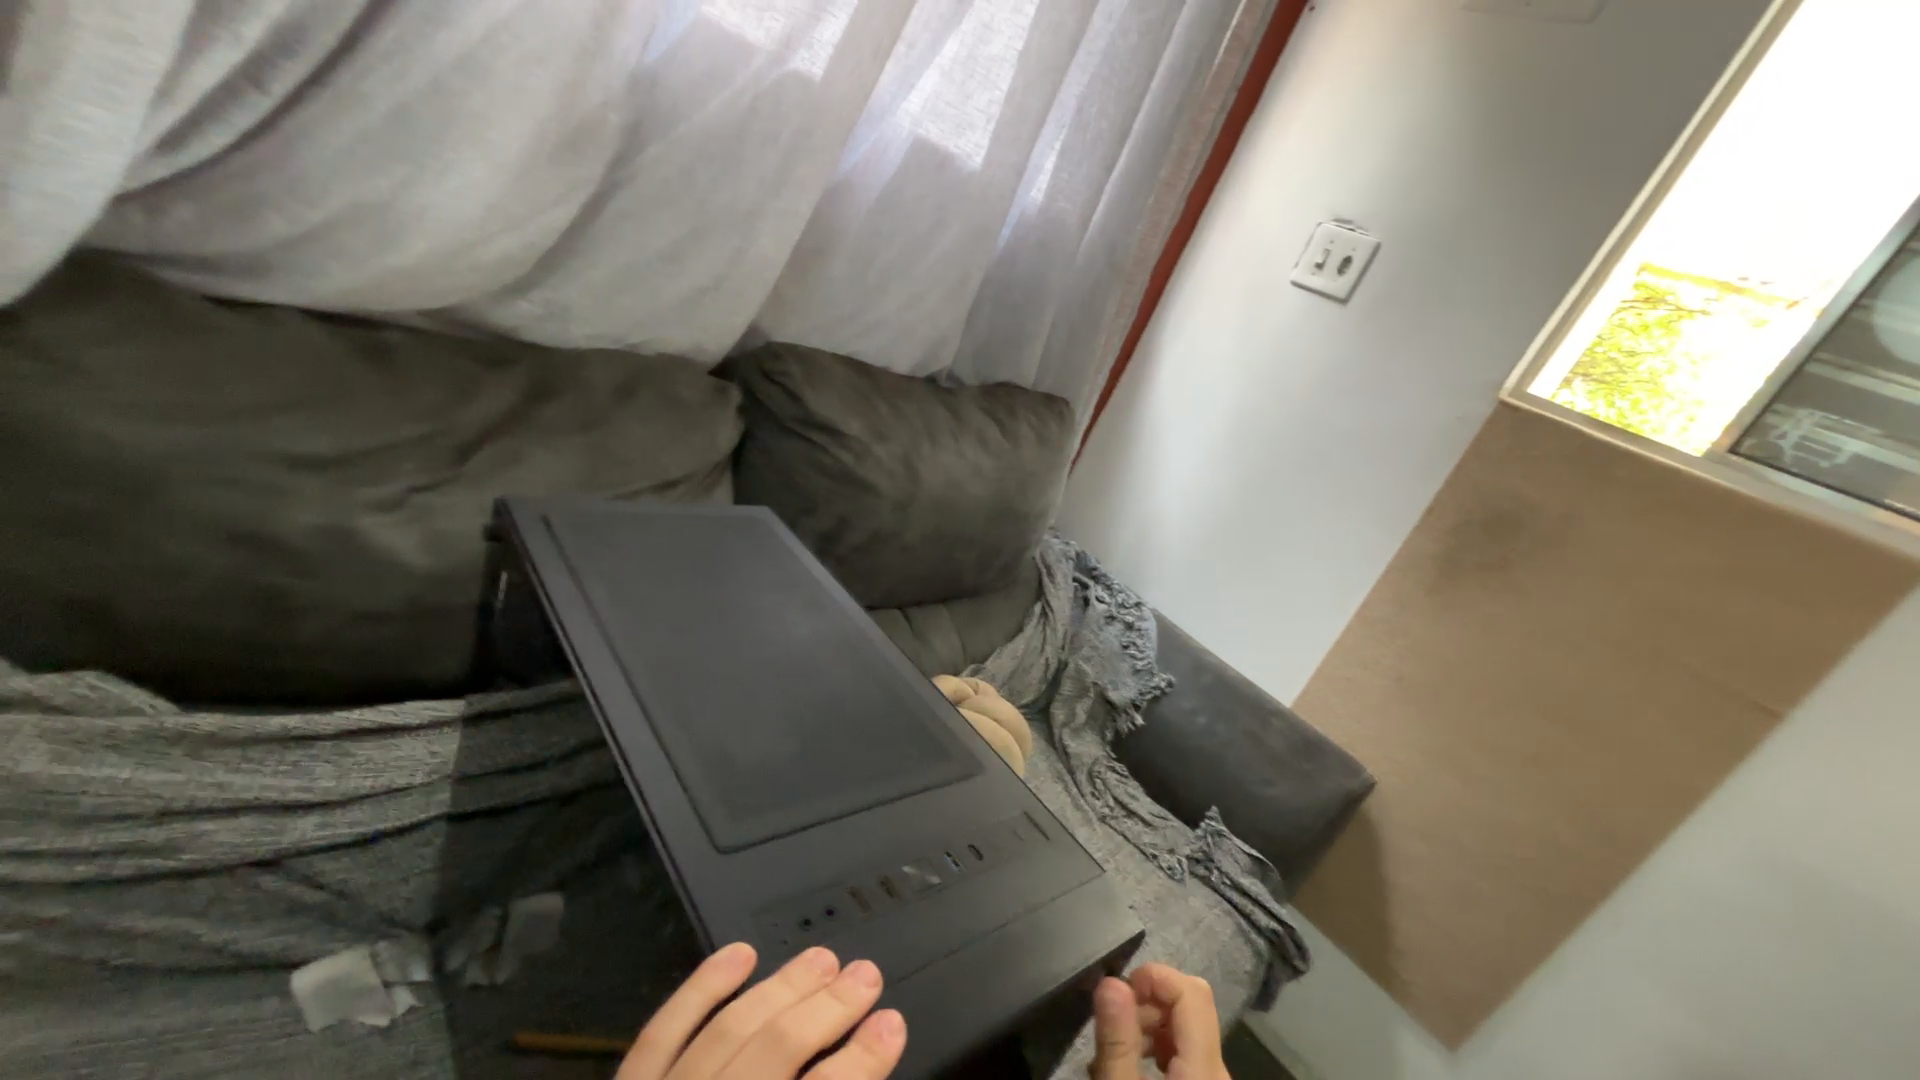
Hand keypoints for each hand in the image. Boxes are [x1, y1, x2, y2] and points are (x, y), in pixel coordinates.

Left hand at [617, 943, 906, 1079]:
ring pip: (726, 1031)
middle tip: (867, 975)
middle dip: (827, 1010)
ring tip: (824, 957)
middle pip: (772, 1054)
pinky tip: (741, 954)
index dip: (860, 1062)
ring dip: (780, 988)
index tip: (893, 1024)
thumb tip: (860, 1072)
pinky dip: (701, 988)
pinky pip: (662, 1031)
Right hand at [1088, 963, 1229, 1079]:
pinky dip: (1157, 1045)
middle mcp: (1219, 1068)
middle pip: (1190, 1005)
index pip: (1193, 991)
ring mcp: (1214, 1078)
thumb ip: (1117, 1041)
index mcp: (1205, 1067)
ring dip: (1148, 1024)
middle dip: (1146, 1002)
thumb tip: (1110, 981)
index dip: (1155, 976)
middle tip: (1111, 1025)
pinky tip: (1131, 1064)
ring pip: (1186, 1027)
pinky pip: (1186, 1049)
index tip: (1117, 989)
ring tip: (1114, 1048)